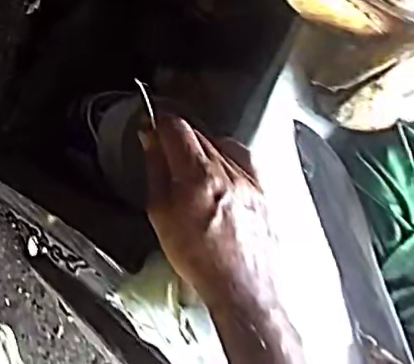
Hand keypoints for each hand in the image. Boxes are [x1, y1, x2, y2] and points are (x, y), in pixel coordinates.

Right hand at [142, 112, 278, 312]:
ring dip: (200, 148)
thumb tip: (149, 138)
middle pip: (196, 131)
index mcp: (197, 175)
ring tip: (192, 170)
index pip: (175, 125)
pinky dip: (226, 156)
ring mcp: (248, 179)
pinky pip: (241, 156)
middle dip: (177, 137)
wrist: (244, 293)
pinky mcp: (263, 189)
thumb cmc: (201, 261)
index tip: (150, 124)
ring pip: (218, 142)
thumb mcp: (160, 213)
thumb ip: (154, 168)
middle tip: (165, 151)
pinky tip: (218, 171)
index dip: (158, 120)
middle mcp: (227, 171)